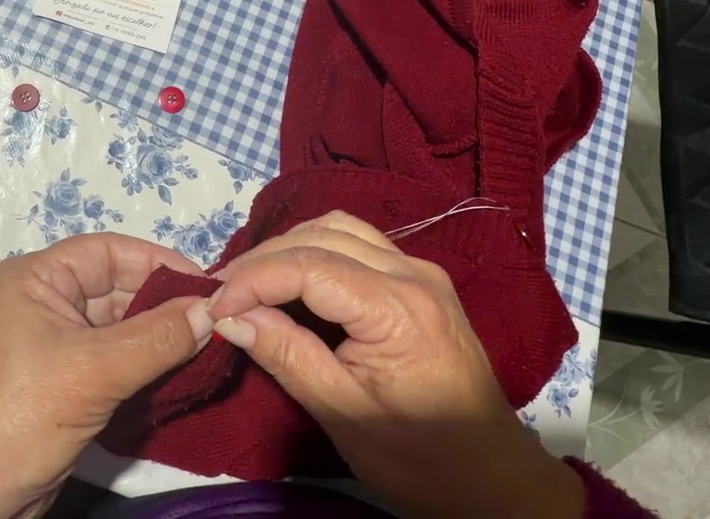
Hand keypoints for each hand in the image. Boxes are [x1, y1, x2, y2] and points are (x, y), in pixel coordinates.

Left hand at [0, 233, 211, 518]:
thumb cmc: (20, 417)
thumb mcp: (94, 373)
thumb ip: (157, 338)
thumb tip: (213, 309)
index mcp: (38, 277)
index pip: (109, 252)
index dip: (159, 261)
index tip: (207, 282)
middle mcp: (46, 298)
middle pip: (118, 286)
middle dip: (164, 301)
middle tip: (217, 316)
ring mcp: (55, 339)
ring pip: (120, 323)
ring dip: (160, 333)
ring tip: (209, 341)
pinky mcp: (65, 376)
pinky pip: (115, 354)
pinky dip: (146, 359)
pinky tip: (182, 366)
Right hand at [201, 211, 584, 518]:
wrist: (494, 480)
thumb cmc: (420, 459)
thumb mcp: (343, 414)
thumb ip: (285, 355)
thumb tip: (229, 318)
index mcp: (397, 307)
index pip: (308, 266)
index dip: (254, 279)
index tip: (215, 308)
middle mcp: (412, 271)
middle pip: (321, 235)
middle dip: (265, 258)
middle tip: (224, 293)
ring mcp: (420, 269)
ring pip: (339, 228)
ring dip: (290, 247)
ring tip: (252, 282)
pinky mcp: (421, 278)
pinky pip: (358, 242)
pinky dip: (316, 250)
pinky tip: (293, 277)